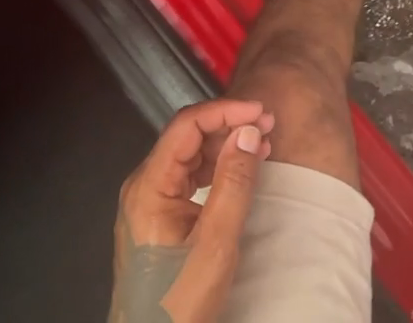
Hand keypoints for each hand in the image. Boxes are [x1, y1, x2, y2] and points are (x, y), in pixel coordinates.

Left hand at [110, 99, 274, 322]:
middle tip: (269, 125)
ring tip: (262, 143)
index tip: (261, 112)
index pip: (186, 126)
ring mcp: (149, 201)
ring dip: (225, 144)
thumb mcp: (215, 243)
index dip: (225, 111)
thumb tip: (248, 130)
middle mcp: (144, 185)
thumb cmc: (180, 301)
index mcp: (149, 186)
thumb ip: (233, 183)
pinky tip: (241, 167)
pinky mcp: (160, 216)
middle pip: (187, 136)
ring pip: (190, 154)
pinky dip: (217, 166)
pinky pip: (189, 176)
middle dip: (228, 124)